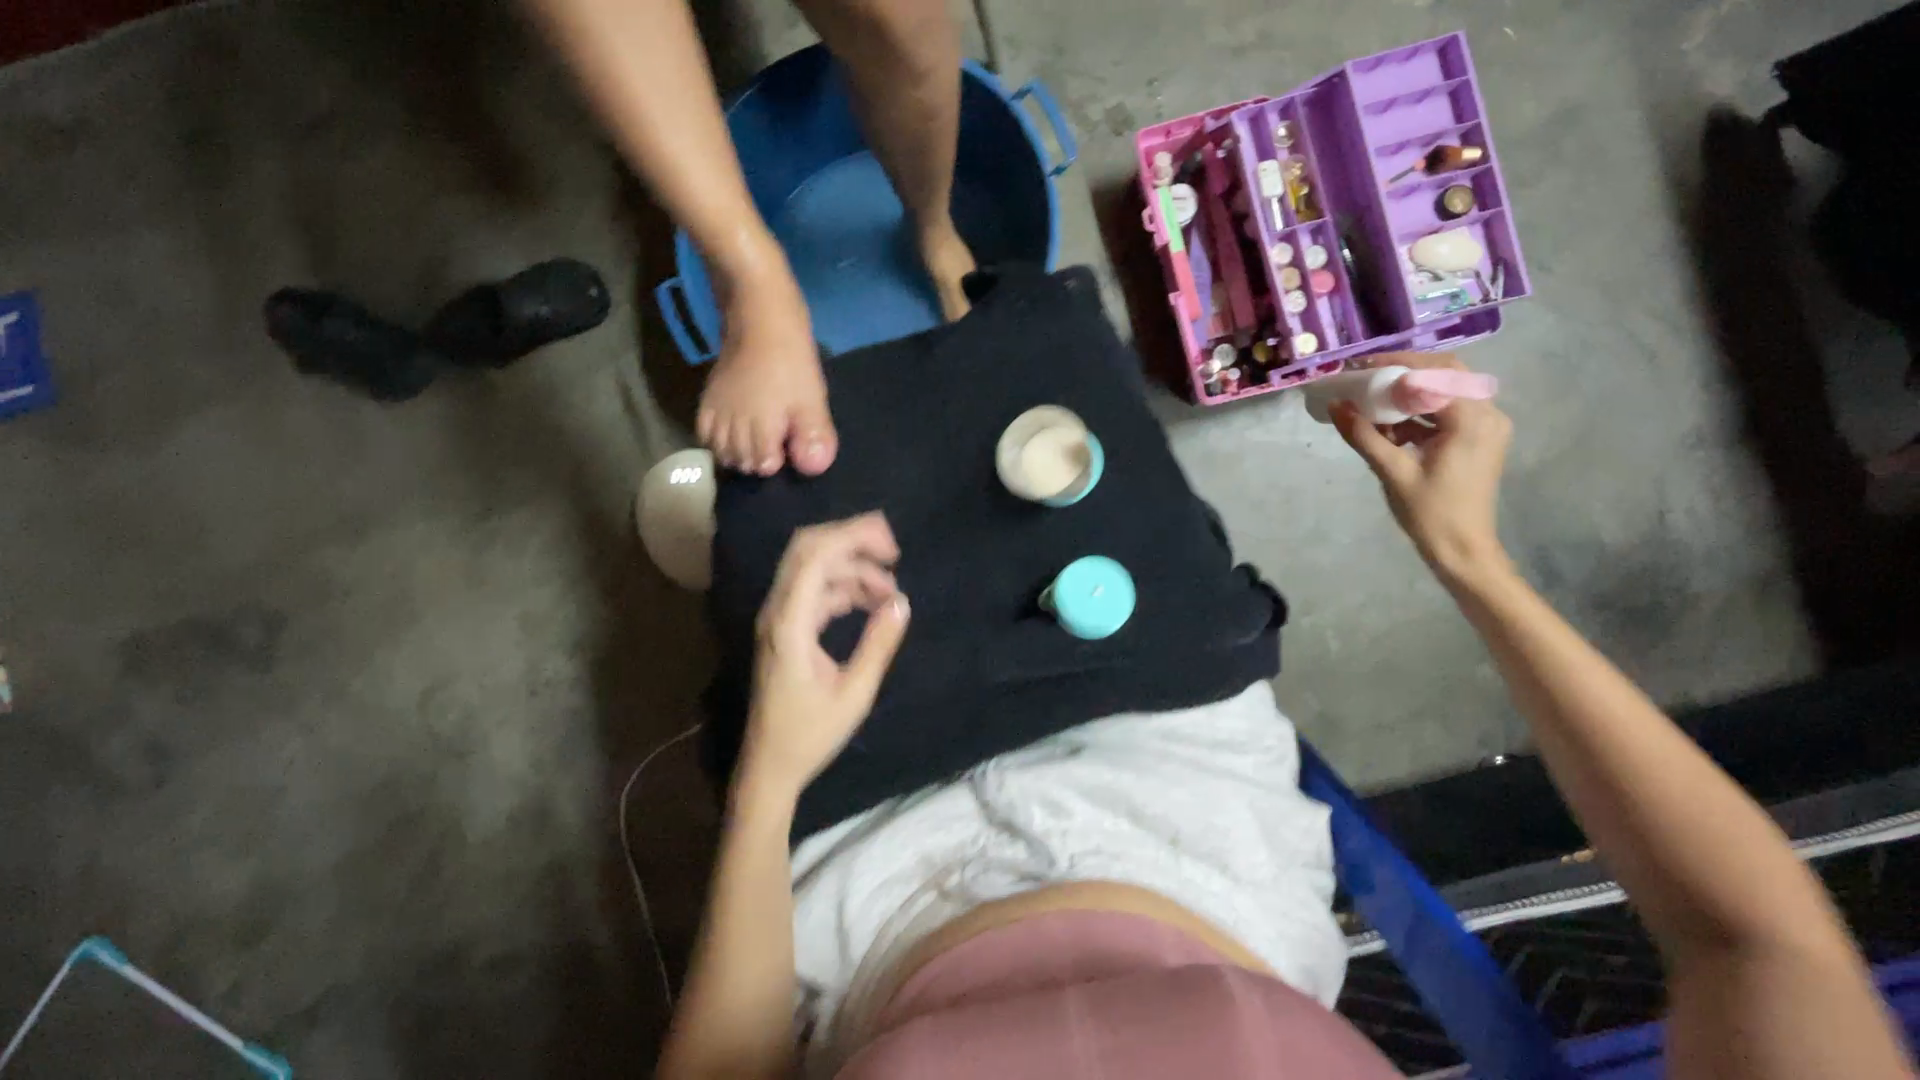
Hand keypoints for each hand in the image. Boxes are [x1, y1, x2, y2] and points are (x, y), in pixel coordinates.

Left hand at [743, 513, 910, 794]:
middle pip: (808, 550)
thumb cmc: (810, 734)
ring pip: (812, 569)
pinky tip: (872, 604)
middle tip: (893, 552)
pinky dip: (844, 587)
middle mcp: (778, 611)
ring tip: (891, 592)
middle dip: (851, 540)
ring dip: (852, 568)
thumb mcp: (854, 693)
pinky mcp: (785, 630)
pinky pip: (814, 591)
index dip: (852, 538)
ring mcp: (778, 619)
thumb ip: (878, 644)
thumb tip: (902, 603)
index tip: (893, 547)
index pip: (814, 557)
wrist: (770, 765)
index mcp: (790, 623)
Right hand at [1331, 352, 1513, 580]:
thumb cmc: (1430, 514)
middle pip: (1447, 373)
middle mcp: (1488, 414)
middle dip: (1405, 372)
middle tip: (1368, 377)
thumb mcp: (1392, 472)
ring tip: (1375, 402)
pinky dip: (1421, 411)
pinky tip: (1392, 426)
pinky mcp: (1480, 438)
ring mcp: (1487, 426)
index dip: (1398, 364)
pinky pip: (1450, 410)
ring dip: (1412, 392)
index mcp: (1471, 420)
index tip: (1362, 367)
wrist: (1463, 550)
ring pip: (1448, 390)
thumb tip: (1336, 405)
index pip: (1436, 372)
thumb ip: (1364, 435)